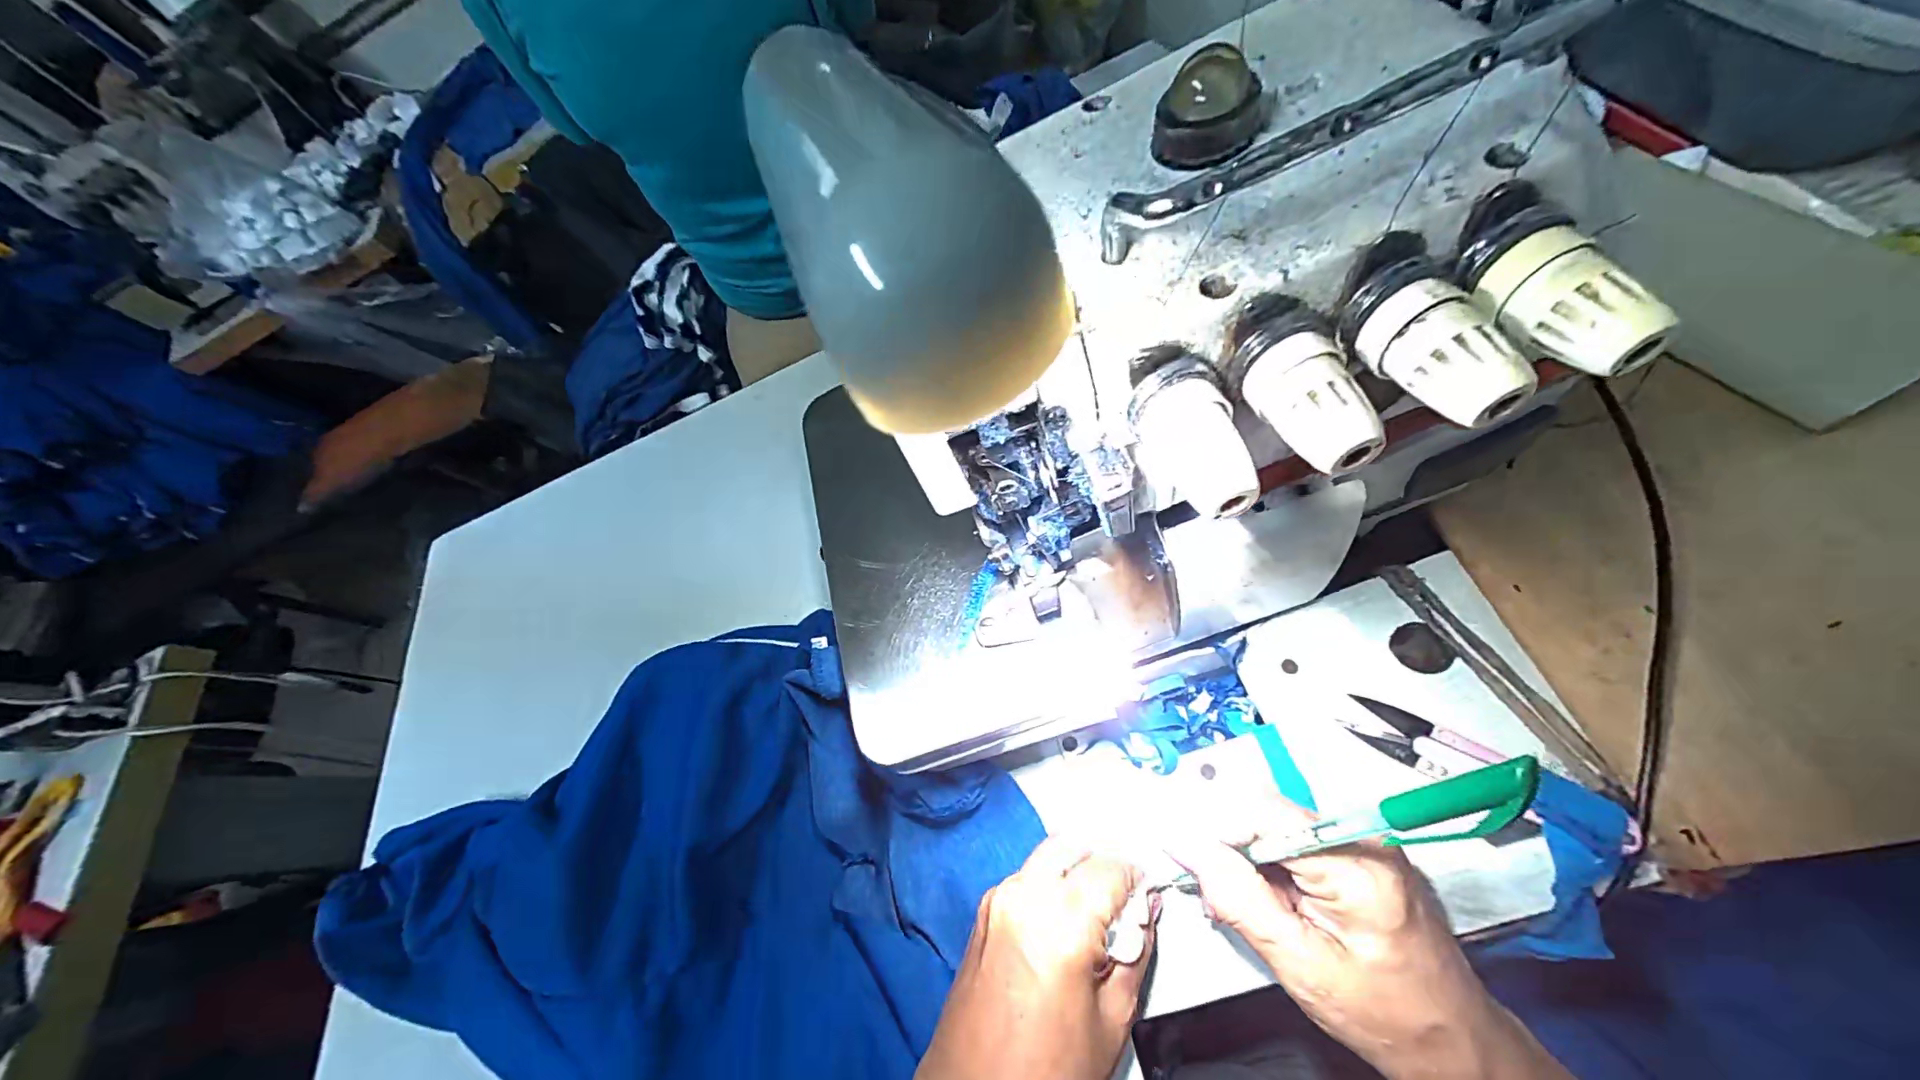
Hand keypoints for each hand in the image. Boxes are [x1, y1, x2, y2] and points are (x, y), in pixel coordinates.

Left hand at [916, 839, 1158, 1079]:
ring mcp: (998, 901)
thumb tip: (1147, 914)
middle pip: (1073, 846)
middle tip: (1124, 900)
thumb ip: (1136, 955)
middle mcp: (1025, 897)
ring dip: (1074, 871)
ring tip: (1095, 915)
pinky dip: (1048, 885)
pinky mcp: (983, 913)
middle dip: (1103, 865)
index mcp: (1061, 922)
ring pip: (1046, 857)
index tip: (1148, 894)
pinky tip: (1062, 923)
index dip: (1137, 878)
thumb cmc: (1041, 1069)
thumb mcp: (1111, 1019)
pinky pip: (1024, 879)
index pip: (1111, 867)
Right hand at [1167, 796, 1570, 1079]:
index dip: (1214, 828)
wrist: (1452, 1042)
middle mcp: (1364, 839)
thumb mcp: (1300, 964)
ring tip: (1238, 904)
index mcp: (1357, 864)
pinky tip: (1265, 899)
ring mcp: (1363, 842)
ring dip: (1246, 860)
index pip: (1263, 813)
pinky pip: (1293, 842)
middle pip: (1266, 816)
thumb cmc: (1389, 1016)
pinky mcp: (1358, 851)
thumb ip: (1239, 898)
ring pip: (1274, 828)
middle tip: (1210, 891)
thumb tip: (1190, 848)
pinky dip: (1268, 866)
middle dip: (1228, 850)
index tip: (1183, 849)